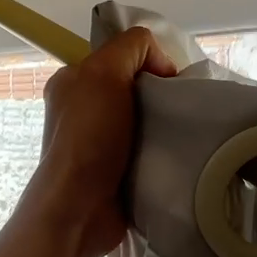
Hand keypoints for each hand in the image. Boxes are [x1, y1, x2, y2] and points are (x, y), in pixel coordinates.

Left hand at [22, 27, 176, 256]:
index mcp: (72, 81)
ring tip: (184, 134)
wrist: (80, 208)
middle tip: (182, 109)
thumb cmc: (88, 137)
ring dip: (168, 126)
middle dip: (162, 95)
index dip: (148, 62)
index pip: (119, 57)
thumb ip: (130, 47)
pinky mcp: (116, 172)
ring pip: (145, 120)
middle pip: (136, 89)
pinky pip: (148, 151)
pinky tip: (177, 156)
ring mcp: (98, 143)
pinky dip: (164, 152)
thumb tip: (159, 63)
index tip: (167, 81)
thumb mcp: (104, 73)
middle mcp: (81, 110)